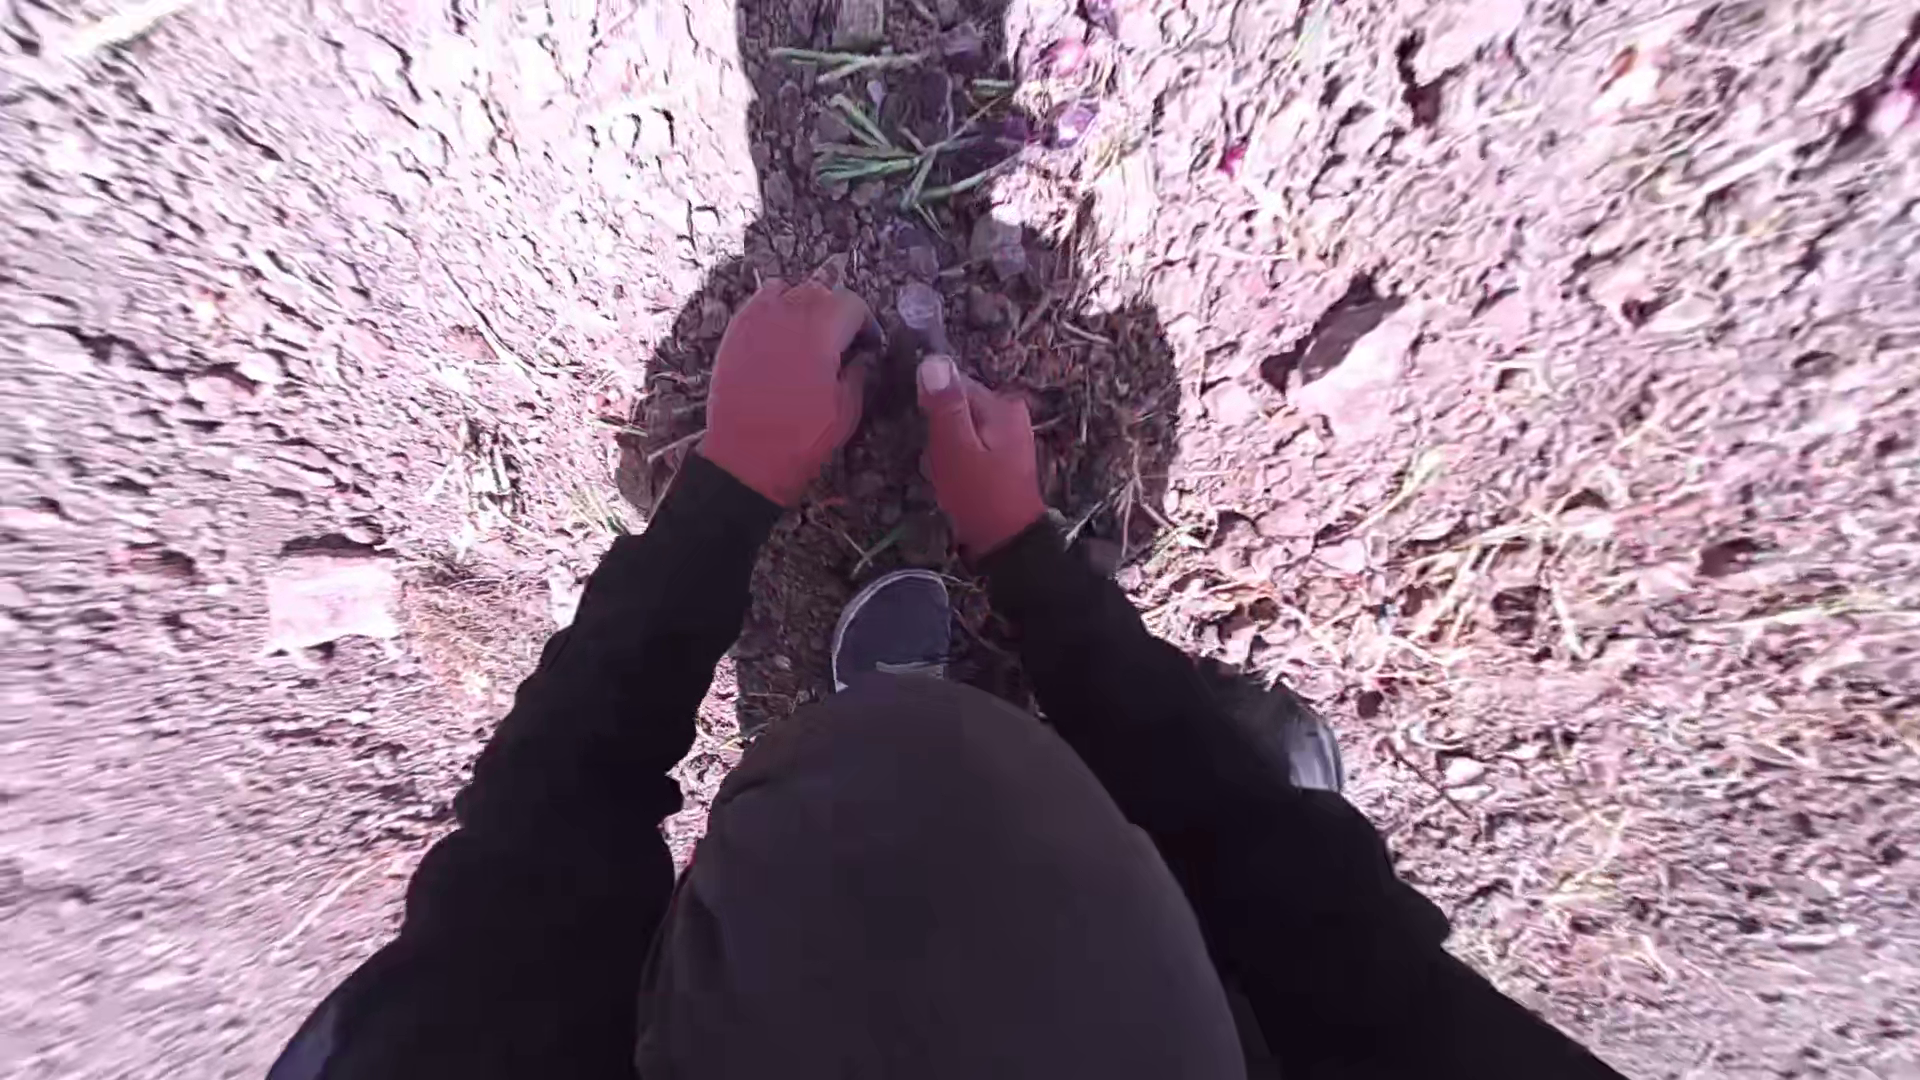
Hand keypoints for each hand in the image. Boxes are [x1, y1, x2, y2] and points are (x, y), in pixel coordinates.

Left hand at [697, 279, 871, 506]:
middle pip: (820, 290)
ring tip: (812, 334)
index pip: (852, 303)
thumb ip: (859, 373)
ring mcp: (756, 320)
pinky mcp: (735, 333)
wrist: (748, 456)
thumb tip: (862, 357)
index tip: (870, 343)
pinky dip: (776, 310)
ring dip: (806, 305)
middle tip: (845, 341)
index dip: (867, 322)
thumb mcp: (846, 410)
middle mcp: (787, 315)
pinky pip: (759, 303)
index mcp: (820, 332)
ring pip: (788, 290)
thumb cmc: (802, 436)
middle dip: (838, 311)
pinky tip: (783, 336)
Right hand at [917, 355, 1046, 555]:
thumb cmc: (979, 495)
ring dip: (946, 452)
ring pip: (959, 430)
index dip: (933, 409)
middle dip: (941, 434)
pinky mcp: (1003, 456)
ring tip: (948, 476)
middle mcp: (1010, 413)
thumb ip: (945, 405)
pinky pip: (969, 447)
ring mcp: (1009, 436)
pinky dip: (957, 463)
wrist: (1006, 543)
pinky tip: (956, 483)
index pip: (953, 385)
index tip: (930, 437)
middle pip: (957, 408)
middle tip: (941, 463)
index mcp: (1002, 405)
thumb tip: (933, 361)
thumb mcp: (955, 448)